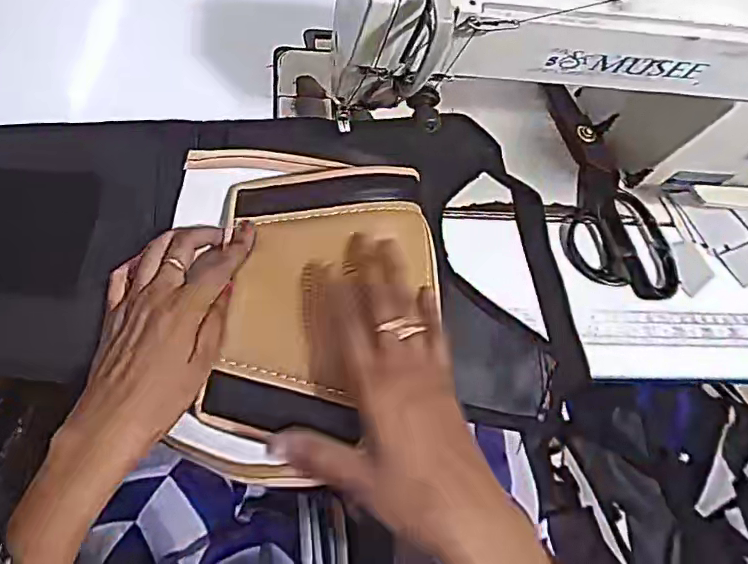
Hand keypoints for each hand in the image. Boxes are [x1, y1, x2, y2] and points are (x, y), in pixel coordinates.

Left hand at [8, 225, 254, 561]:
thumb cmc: (153, 405)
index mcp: (182, 309)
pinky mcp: (113, 311)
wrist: (108, 425)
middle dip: (208, 232)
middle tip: (223, 235)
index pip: (216, 264)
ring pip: (154, 249)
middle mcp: (156, 296)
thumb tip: (225, 293)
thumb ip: (216, 322)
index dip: (237, 245)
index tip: (246, 234)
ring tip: (192, 239)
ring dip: (177, 236)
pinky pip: (124, 271)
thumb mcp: (201, 367)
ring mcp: (132, 300)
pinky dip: (140, 258)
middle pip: (183, 244)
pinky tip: (148, 260)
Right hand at [271, 237, 547, 563]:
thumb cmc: (416, 494)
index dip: (336, 295)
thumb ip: (316, 453)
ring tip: (393, 248)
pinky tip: (428, 291)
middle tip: (364, 238)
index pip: (349, 329)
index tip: (326, 268)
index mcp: (375, 388)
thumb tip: (279, 440)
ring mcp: (427, 371)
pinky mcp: (446, 381)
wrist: (468, 510)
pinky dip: (431, 310)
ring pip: (410, 312)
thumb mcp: (357, 479)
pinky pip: (437, 334)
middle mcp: (402, 370)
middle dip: (371, 269)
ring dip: (400, 276)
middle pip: (382, 308)